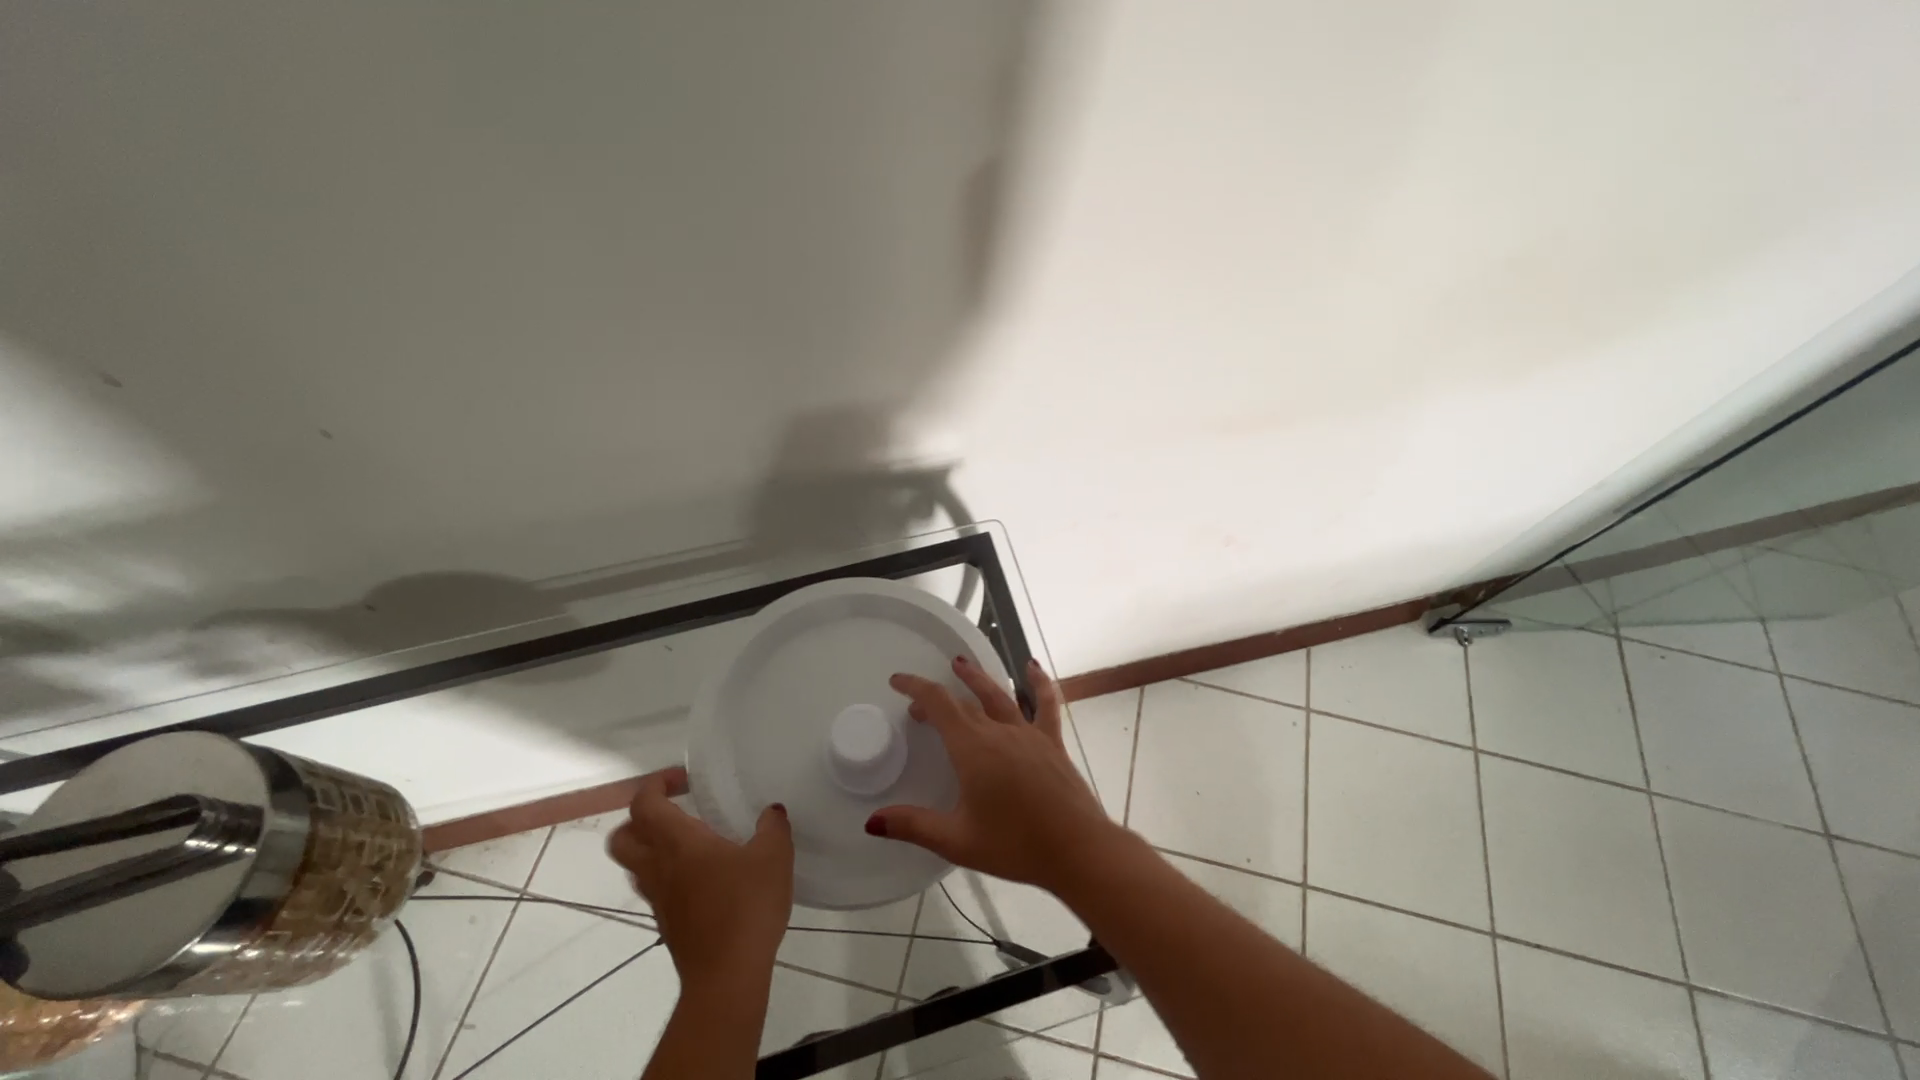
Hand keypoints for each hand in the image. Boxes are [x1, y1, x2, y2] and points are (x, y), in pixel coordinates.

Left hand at [608, 766, 792, 990]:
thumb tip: (771, 811)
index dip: (655, 784)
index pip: (644, 804)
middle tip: (675, 811)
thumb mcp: (774, 856)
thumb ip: (772, 827)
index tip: (682, 779)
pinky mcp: (668, 924)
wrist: (727, 976)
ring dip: (651, 848)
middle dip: (640, 818)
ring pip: (635, 866)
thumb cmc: (746, 907)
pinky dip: (668, 876)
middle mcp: (658, 867)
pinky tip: (704, 879)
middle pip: (622, 837)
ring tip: (689, 844)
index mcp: (678, 842)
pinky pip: (655, 889)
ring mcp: (659, 899)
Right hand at [868, 656, 1124, 893]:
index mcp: (973, 749)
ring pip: (1000, 696)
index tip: (898, 681)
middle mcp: (1000, 732)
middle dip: (939, 698)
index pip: (939, 704)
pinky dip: (1039, 683)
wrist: (1078, 849)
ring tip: (961, 664)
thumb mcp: (958, 840)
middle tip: (921, 705)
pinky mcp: (1053, 744)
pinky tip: (1032, 667)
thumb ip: (914, 826)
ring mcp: (1029, 734)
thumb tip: (873, 821)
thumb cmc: (1016, 845)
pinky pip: (1046, 704)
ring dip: (978, 678)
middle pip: (964, 702)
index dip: (916, 688)